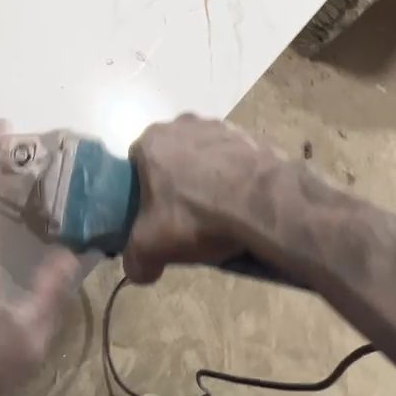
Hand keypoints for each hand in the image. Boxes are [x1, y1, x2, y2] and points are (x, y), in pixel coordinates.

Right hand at [123, 114, 286, 283]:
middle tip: (188, 216)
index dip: (144, 189)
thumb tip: (137, 270)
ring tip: (221, 213)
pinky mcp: (249, 137)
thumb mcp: (152, 246)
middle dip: (178, 182)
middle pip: (173, 156)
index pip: (137, 162)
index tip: (155, 213)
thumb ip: (136, 259)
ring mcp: (219, 127)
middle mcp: (182, 124)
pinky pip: (236, 159)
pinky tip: (245, 205)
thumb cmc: (195, 214)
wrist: (259, 202)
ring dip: (210, 177)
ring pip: (206, 156)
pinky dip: (238, 178)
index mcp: (151, 141)